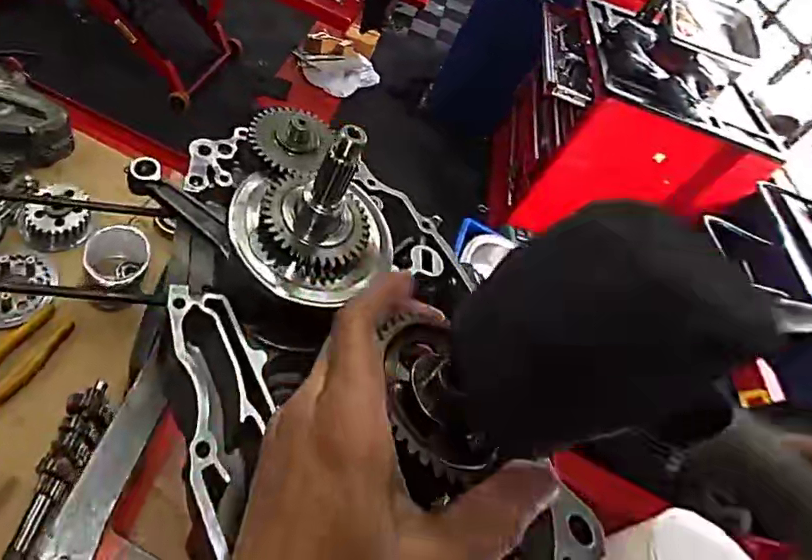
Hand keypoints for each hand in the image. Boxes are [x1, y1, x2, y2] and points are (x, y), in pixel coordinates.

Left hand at [235, 273, 559, 559]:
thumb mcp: (427, 555)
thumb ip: (490, 514)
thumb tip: (537, 481)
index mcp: (342, 423)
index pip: (356, 324)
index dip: (384, 291)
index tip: (410, 279)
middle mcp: (304, 417)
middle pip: (344, 340)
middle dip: (387, 325)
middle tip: (428, 336)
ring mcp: (282, 436)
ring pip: (327, 369)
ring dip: (366, 358)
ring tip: (409, 379)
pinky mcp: (274, 459)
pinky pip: (311, 401)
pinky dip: (345, 392)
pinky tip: (374, 431)